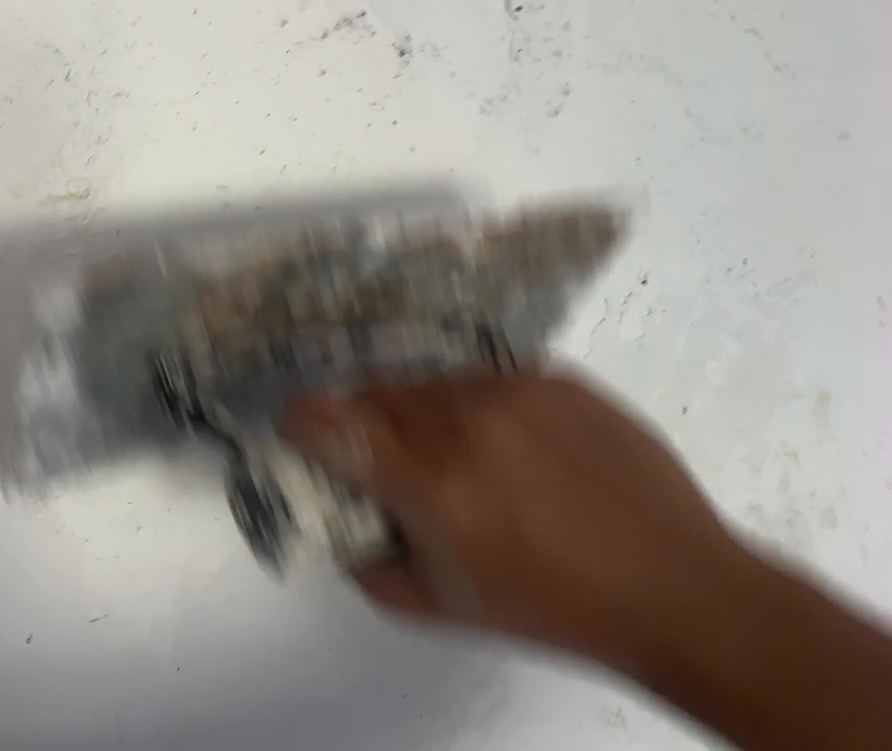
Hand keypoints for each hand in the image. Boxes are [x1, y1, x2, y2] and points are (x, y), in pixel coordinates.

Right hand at [280, 372, 749, 673]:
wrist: (688, 595)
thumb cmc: (549, 607)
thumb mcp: (430, 606)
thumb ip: (357, 556)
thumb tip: (329, 510)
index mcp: (424, 481)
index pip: (317, 416)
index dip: (296, 424)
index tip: (303, 439)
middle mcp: (458, 421)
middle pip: (364, 393)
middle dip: (359, 424)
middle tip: (389, 462)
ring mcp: (508, 391)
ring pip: (419, 381)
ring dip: (415, 414)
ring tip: (458, 455)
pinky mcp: (550, 377)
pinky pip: (476, 378)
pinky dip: (471, 406)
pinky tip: (510, 446)